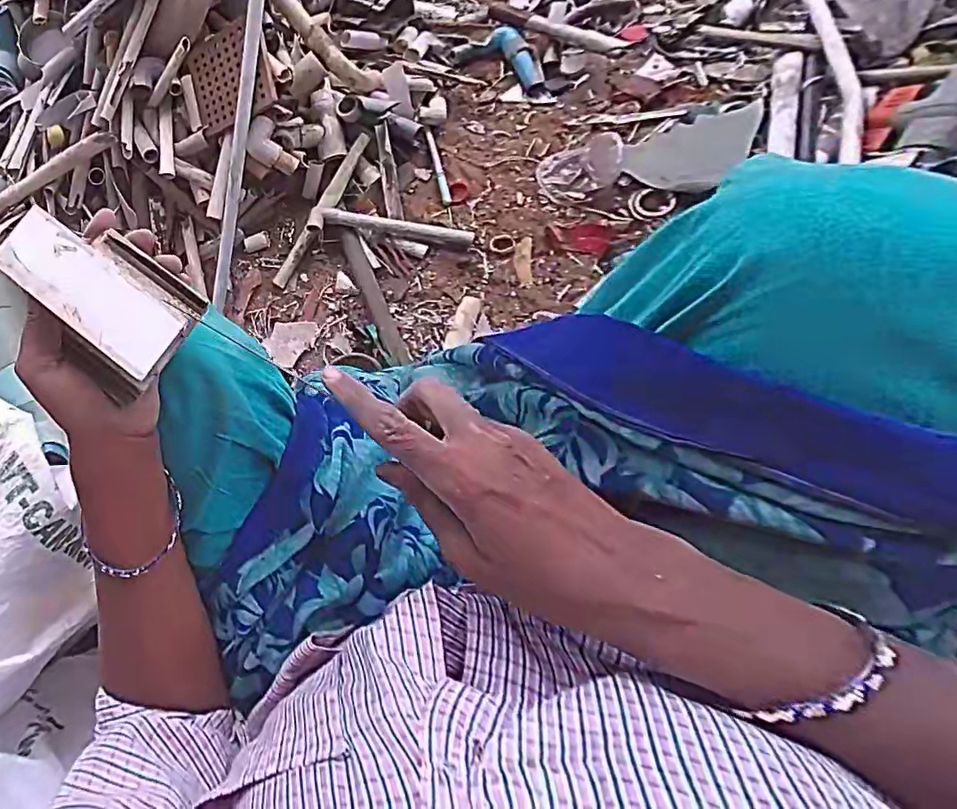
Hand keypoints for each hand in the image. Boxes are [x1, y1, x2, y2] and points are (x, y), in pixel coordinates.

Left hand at [16, 208, 184, 446]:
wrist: (113, 435)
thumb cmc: (73, 406)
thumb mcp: (38, 365)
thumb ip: (36, 327)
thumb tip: (39, 289)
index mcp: (69, 319)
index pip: (77, 273)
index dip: (87, 247)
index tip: (100, 228)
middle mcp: (100, 316)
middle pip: (114, 271)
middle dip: (128, 248)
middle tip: (138, 239)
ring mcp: (129, 325)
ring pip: (142, 283)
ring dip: (154, 264)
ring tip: (162, 258)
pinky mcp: (155, 337)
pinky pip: (166, 306)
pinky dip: (175, 288)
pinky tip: (177, 278)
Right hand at [322, 369, 673, 633]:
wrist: (624, 573)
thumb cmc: (539, 579)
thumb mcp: (468, 556)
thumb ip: (424, 503)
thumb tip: (392, 469)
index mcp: (457, 474)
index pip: (393, 427)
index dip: (357, 400)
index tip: (331, 376)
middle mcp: (479, 441)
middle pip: (428, 390)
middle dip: (406, 404)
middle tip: (408, 444)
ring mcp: (509, 435)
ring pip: (455, 408)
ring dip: (436, 425)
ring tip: (447, 479)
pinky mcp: (529, 440)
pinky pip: (480, 426)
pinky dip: (464, 440)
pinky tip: (483, 486)